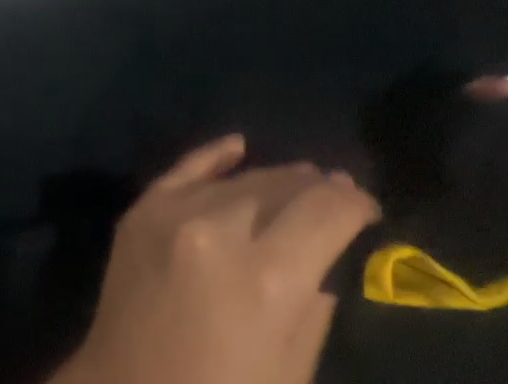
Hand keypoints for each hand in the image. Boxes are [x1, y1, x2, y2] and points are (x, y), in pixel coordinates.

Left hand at [51, 134, 379, 383]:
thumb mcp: (290, 368)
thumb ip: (313, 308)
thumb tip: (321, 262)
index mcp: (269, 278)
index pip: (325, 212)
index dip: (353, 203)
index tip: (369, 207)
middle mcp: (219, 229)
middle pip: (280, 188)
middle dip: (315, 188)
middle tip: (339, 190)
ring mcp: (171, 213)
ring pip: (235, 180)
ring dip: (273, 178)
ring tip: (302, 177)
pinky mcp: (139, 212)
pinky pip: (182, 171)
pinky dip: (213, 158)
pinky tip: (238, 146)